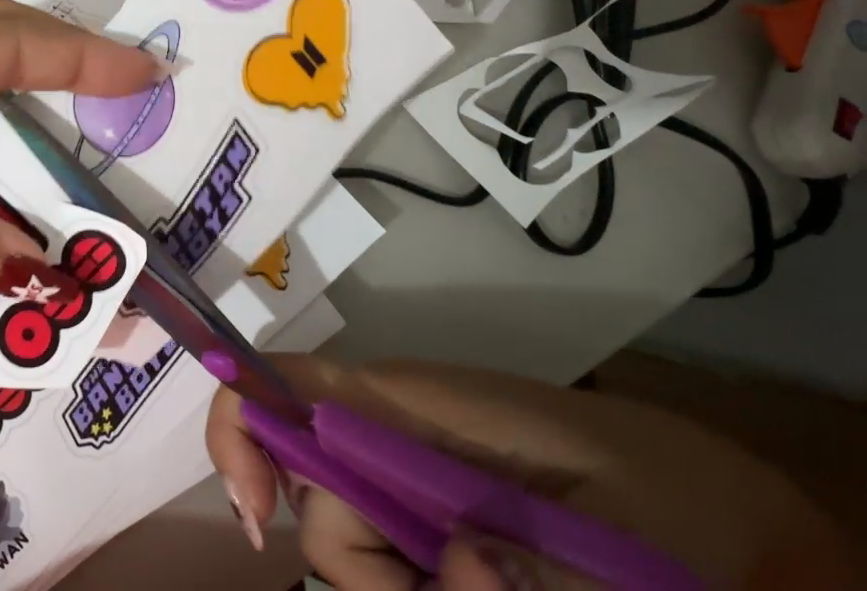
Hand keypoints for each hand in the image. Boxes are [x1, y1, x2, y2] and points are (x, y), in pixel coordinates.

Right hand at [205, 355, 857, 588]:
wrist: (711, 506)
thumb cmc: (667, 495)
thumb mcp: (624, 537)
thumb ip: (542, 566)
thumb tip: (455, 561)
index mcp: (409, 403)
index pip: (284, 383)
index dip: (241, 430)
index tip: (257, 518)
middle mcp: (383, 429)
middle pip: (309, 487)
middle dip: (357, 562)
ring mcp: (400, 473)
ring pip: (342, 532)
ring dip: (394, 583)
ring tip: (488, 588)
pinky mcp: (420, 510)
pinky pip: (379, 551)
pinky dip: (406, 582)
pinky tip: (471, 583)